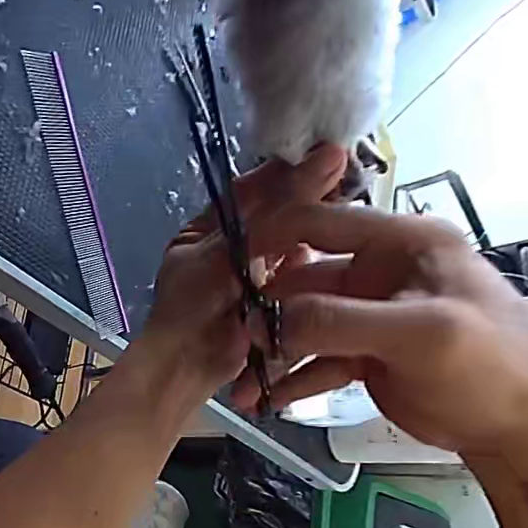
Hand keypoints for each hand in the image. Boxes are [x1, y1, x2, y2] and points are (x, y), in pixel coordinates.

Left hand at [126, 145, 347, 400]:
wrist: (186, 371)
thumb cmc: (192, 308)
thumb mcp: (226, 251)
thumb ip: (275, 212)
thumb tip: (327, 160)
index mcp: (203, 233)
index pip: (248, 194)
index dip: (283, 175)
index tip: (324, 157)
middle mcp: (225, 253)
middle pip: (271, 219)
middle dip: (302, 203)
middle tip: (342, 181)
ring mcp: (246, 282)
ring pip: (285, 247)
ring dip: (309, 233)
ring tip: (342, 211)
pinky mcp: (267, 307)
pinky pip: (291, 279)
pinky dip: (307, 268)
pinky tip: (326, 253)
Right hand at [232, 203, 527, 480]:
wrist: (523, 429)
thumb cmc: (490, 367)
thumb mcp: (421, 335)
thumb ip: (343, 320)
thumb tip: (273, 319)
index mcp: (402, 243)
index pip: (323, 222)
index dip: (273, 237)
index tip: (227, 266)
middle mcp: (382, 272)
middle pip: (305, 281)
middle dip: (267, 314)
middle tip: (234, 346)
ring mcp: (372, 317)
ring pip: (306, 328)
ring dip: (274, 355)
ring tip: (243, 387)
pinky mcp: (368, 356)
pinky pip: (319, 362)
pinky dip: (293, 379)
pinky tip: (269, 399)